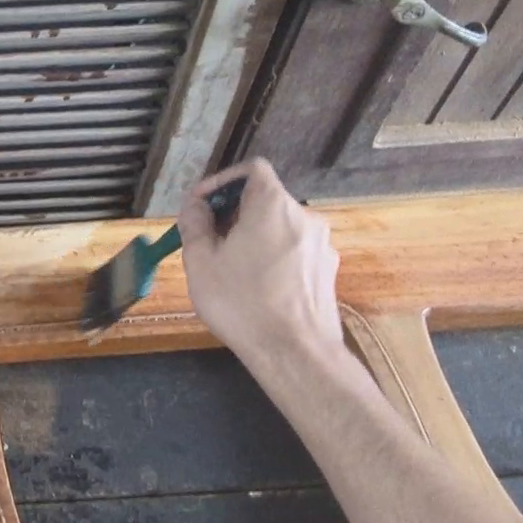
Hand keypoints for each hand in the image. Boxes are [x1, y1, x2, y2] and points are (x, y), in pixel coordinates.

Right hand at [178, 159, 359, 389]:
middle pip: (263, 199)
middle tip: (205, 240)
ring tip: (226, 266)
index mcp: (273, 206)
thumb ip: (195, 224)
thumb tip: (196, 206)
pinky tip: (253, 285)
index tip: (200, 206)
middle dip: (231, 213)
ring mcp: (321, 245)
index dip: (222, 181)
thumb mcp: (200, 261)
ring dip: (250, 236)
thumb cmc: (241, 302)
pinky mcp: (327, 270)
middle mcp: (304, 217)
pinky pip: (291, 249)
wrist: (295, 353)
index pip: (251, 169)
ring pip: (277, 226)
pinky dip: (269, 255)